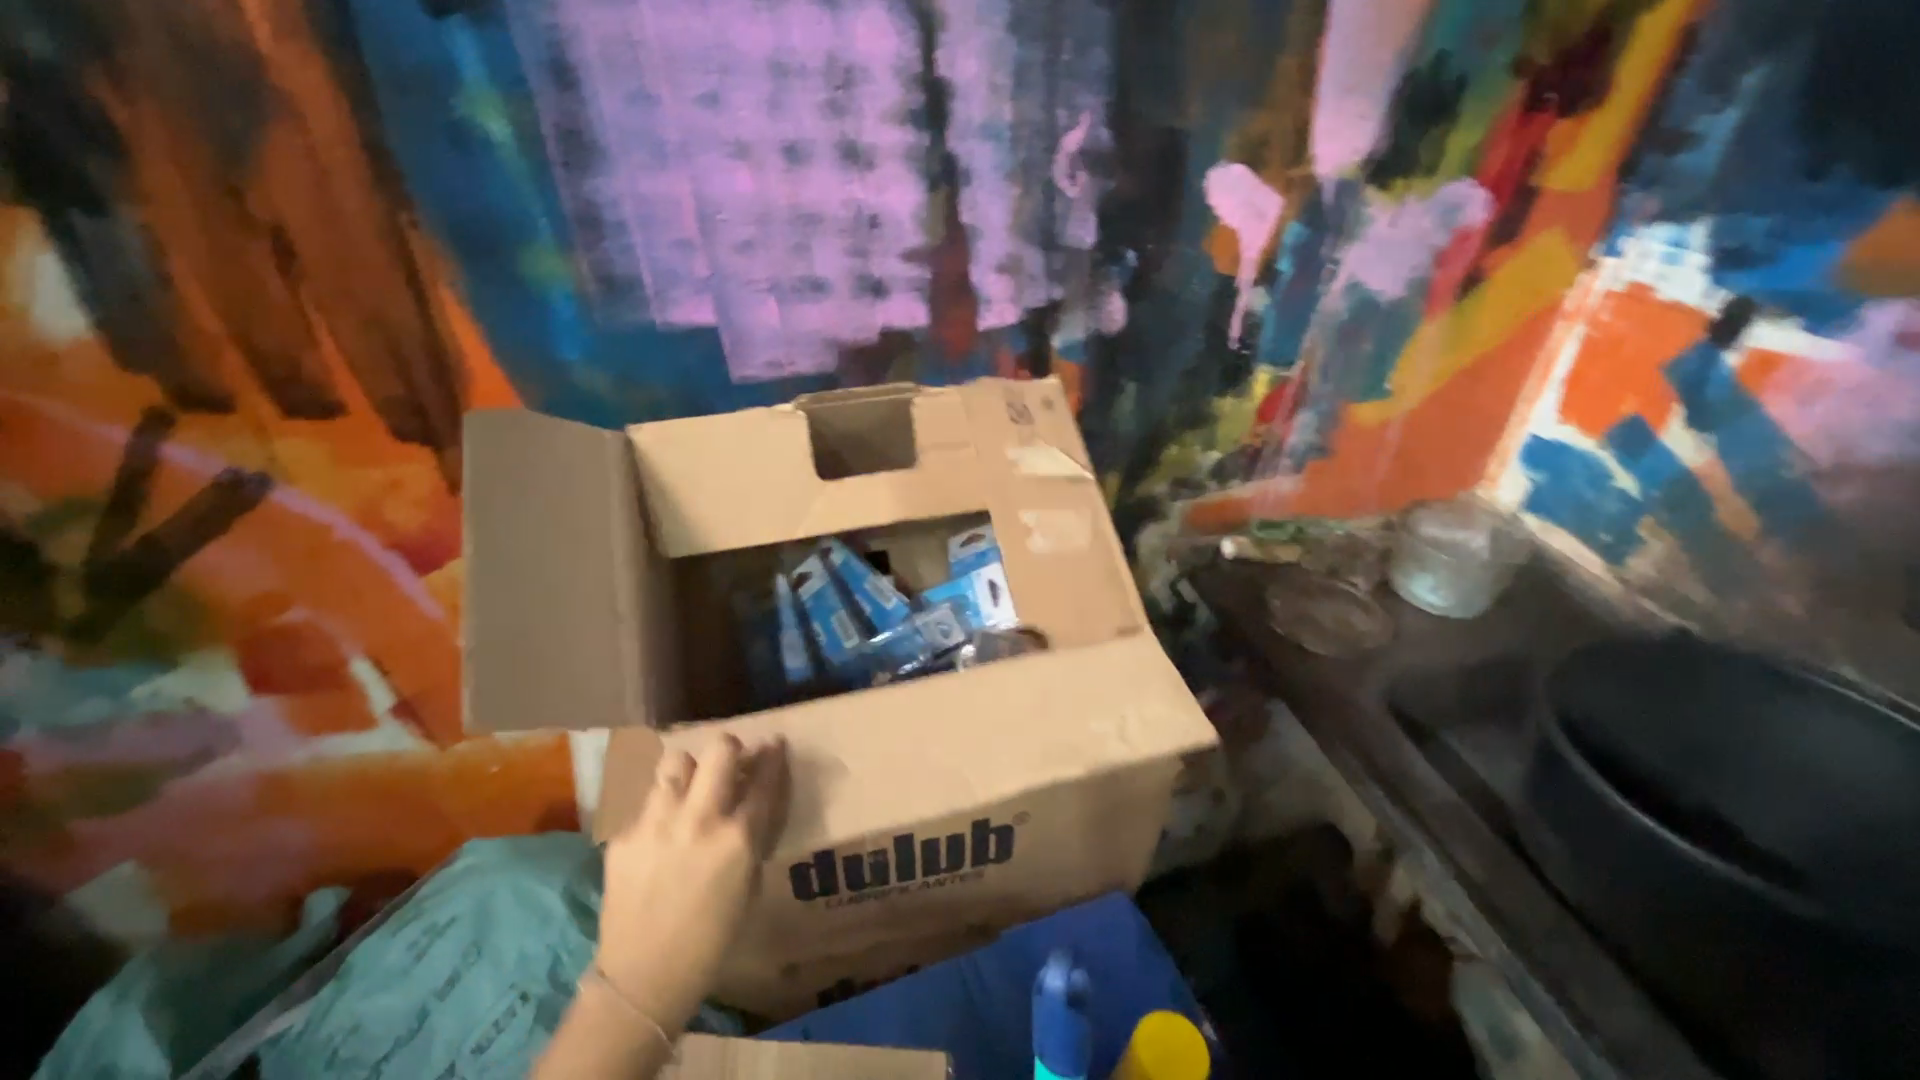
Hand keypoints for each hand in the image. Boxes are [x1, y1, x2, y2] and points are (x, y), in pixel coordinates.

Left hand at [594, 734, 790, 1031]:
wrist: (644, 976)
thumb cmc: (711, 939)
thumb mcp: (748, 885)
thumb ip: (750, 839)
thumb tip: (750, 807)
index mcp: (737, 838)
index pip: (764, 779)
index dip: (773, 756)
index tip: (774, 743)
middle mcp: (699, 819)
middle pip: (719, 750)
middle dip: (730, 748)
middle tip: (730, 761)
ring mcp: (656, 824)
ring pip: (675, 763)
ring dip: (689, 771)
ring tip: (690, 788)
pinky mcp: (623, 836)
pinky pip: (647, 805)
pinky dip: (660, 812)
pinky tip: (660, 836)